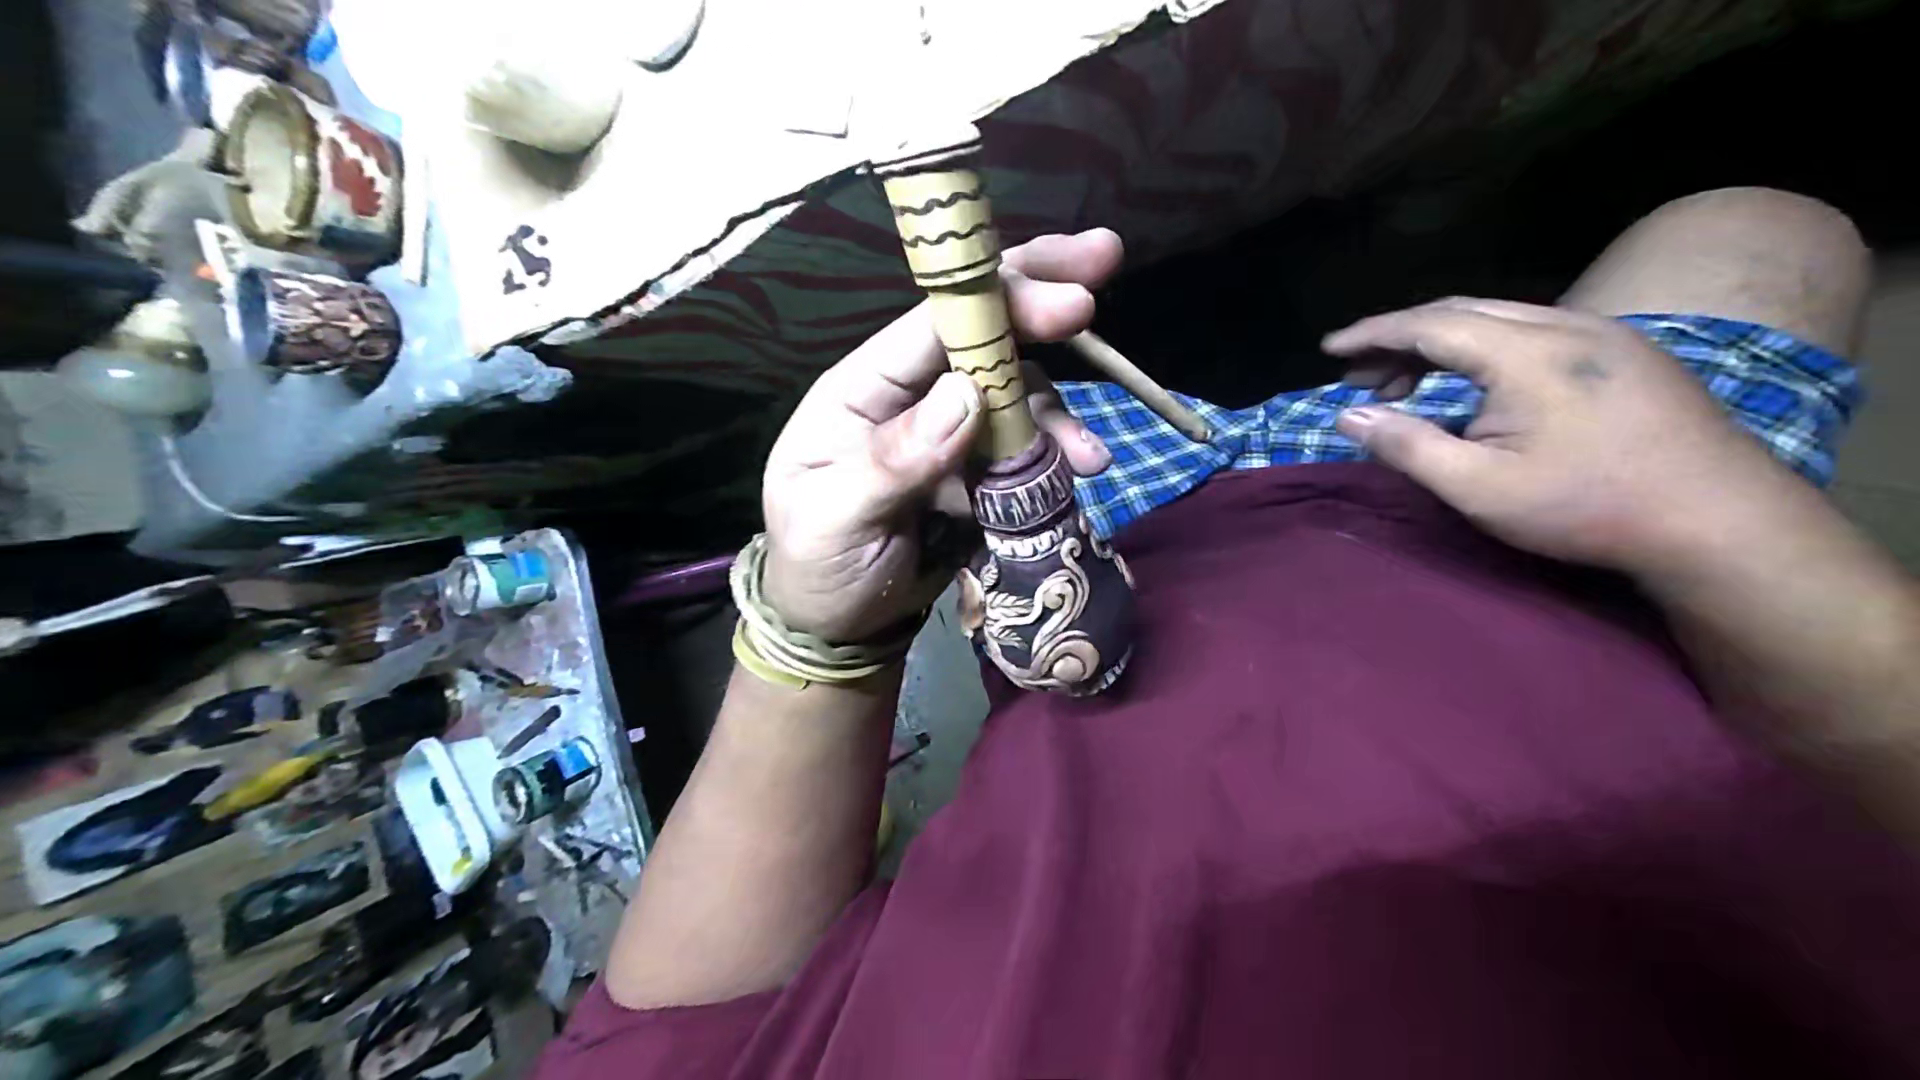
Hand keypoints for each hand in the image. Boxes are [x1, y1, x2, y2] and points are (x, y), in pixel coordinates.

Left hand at [759, 230, 1123, 642]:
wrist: (842, 622)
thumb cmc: (818, 565)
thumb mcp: (834, 519)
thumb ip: (892, 461)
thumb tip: (965, 396)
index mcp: (860, 390)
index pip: (932, 326)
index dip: (1001, 303)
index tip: (1074, 301)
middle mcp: (909, 397)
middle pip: (979, 331)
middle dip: (1040, 300)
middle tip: (1103, 265)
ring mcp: (948, 431)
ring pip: (1013, 393)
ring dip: (1058, 415)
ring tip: (1090, 460)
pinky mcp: (976, 468)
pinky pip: (1024, 444)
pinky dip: (1055, 452)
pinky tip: (1077, 473)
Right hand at [1324, 298, 1801, 575]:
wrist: (1719, 521)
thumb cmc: (1584, 505)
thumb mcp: (1476, 485)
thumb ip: (1405, 444)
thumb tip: (1347, 416)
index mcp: (1526, 353)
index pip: (1430, 324)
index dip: (1372, 334)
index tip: (1328, 348)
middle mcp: (1566, 327)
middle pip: (1461, 311)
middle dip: (1399, 337)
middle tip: (1358, 374)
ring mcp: (1602, 336)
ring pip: (1497, 319)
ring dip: (1439, 344)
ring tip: (1402, 384)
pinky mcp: (1622, 354)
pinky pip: (1530, 332)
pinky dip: (1479, 350)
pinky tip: (1467, 386)